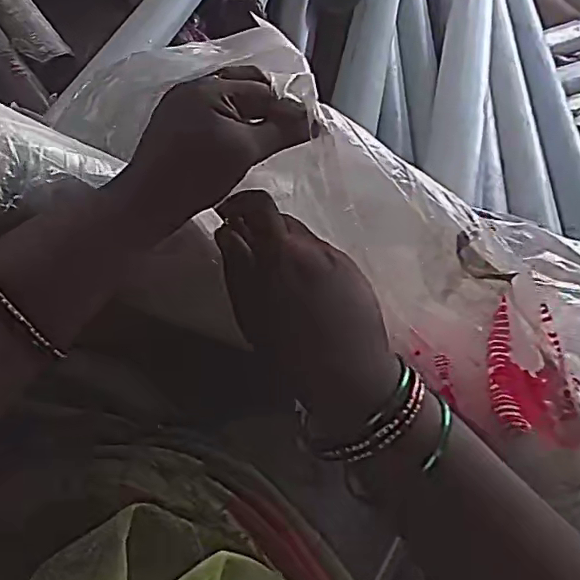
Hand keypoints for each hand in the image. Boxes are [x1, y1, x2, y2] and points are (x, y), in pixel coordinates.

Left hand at [107, 67, 316, 238]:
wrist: (146, 203)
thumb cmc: (195, 175)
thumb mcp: (245, 151)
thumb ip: (281, 131)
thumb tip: (312, 120)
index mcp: (208, 87)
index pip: (262, 89)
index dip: (288, 107)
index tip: (308, 125)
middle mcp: (192, 88)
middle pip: (244, 85)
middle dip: (269, 104)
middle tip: (289, 129)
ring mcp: (179, 105)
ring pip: (227, 99)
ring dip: (250, 113)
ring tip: (267, 137)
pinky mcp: (173, 124)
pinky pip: (211, 112)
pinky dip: (231, 122)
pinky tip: (240, 142)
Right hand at [214, 190, 401, 438]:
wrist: (351, 378)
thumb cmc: (290, 351)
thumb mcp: (250, 311)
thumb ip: (236, 264)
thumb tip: (227, 231)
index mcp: (282, 251)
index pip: (260, 203)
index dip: (240, 201)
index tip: (227, 213)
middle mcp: (311, 245)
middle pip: (281, 219)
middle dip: (261, 228)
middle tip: (247, 250)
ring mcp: (336, 256)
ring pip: (302, 237)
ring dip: (284, 245)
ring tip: (276, 278)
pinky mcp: (353, 270)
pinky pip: (321, 254)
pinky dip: (305, 261)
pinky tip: (303, 291)